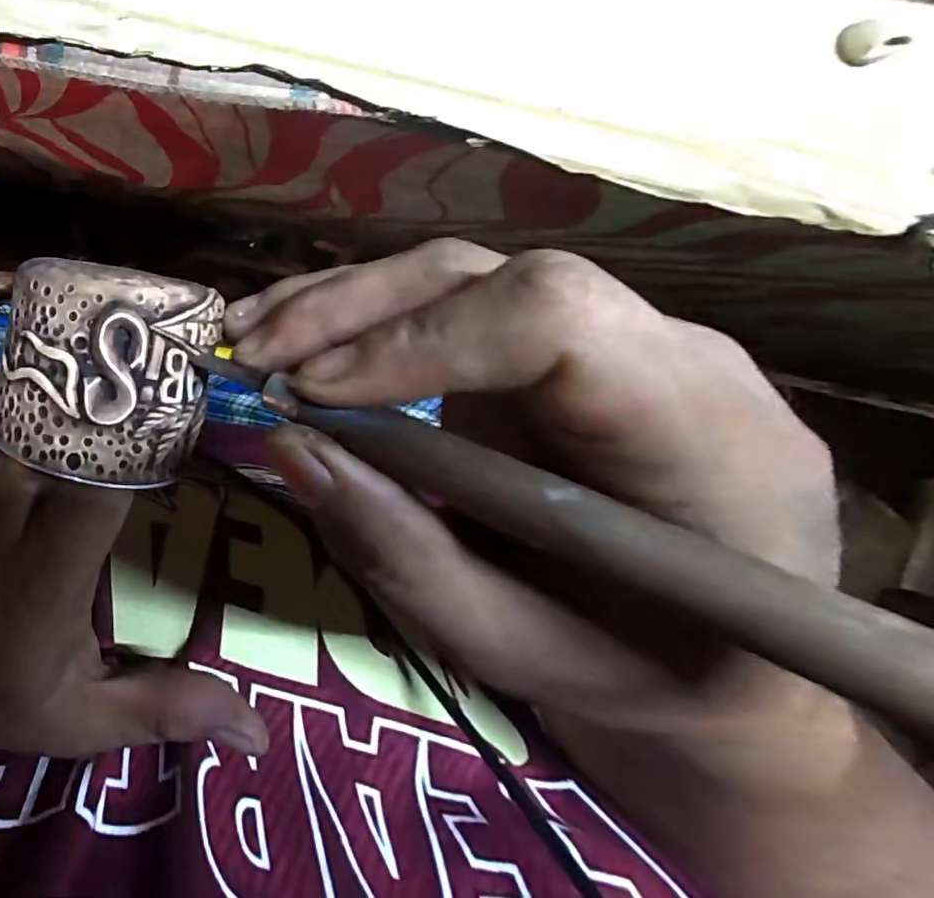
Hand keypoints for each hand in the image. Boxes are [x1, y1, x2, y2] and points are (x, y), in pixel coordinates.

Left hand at [0, 452, 270, 757]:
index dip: (150, 449)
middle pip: (91, 440)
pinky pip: (42, 435)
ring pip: (66, 427)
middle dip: (146, 428)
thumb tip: (261, 730)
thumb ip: (165, 710)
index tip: (203, 441)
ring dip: (113, 425)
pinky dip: (79, 434)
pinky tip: (109, 449)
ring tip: (164, 426)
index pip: (105, 483)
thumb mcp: (75, 719)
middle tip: (200, 430)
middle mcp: (16, 507)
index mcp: (46, 569)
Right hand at [225, 240, 839, 734]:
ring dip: (327, 303)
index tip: (307, 393)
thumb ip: (395, 546)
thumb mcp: (497, 638)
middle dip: (344, 312)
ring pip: (443, 275)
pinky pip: (430, 300)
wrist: (698, 657)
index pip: (551, 320)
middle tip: (248, 358)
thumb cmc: (615, 663)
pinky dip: (342, 312)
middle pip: (477, 278)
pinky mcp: (531, 344)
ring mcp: (594, 336)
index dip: (413, 342)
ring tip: (240, 336)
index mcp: (695, 433)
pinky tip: (278, 329)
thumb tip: (286, 442)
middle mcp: (655, 352)